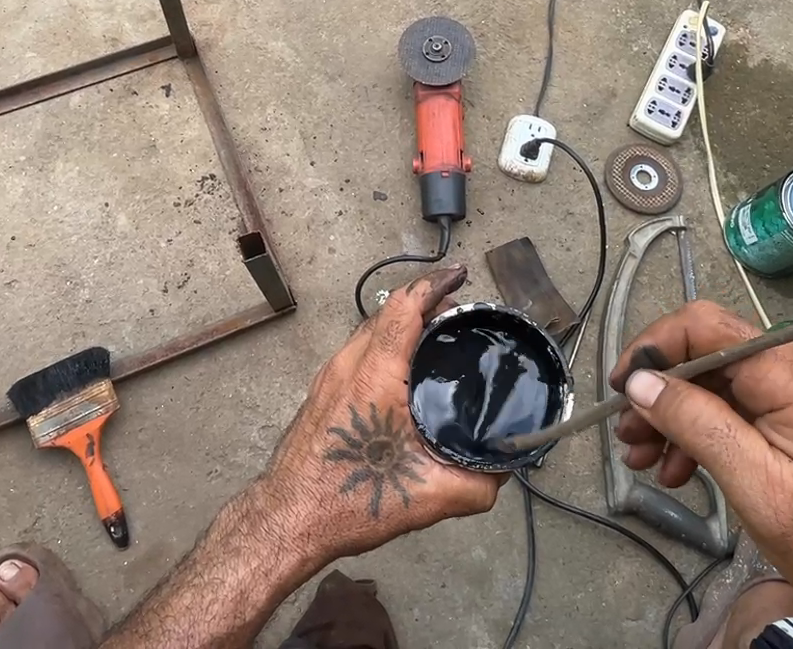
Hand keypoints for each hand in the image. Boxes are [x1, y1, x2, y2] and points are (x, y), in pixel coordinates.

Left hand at [258, 265, 504, 562]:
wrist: (288, 517)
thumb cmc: (351, 498)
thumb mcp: (429, 496)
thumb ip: (478, 482)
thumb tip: (504, 469)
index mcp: (376, 372)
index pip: (406, 306)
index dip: (436, 284)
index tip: (460, 276)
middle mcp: (349, 362)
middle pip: (388, 310)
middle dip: (425, 301)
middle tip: (458, 311)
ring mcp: (329, 374)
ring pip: (369, 328)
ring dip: (402, 321)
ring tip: (434, 333)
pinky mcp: (321, 389)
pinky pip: (358, 348)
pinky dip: (384, 341)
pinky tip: (401, 367)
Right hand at [609, 301, 792, 648]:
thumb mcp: (764, 494)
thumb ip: (699, 426)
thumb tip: (640, 382)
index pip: (702, 327)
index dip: (651, 350)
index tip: (620, 391)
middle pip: (706, 351)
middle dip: (659, 391)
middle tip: (627, 437)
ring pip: (719, 378)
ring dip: (677, 413)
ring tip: (644, 456)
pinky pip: (743, 401)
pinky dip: (707, 426)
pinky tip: (682, 464)